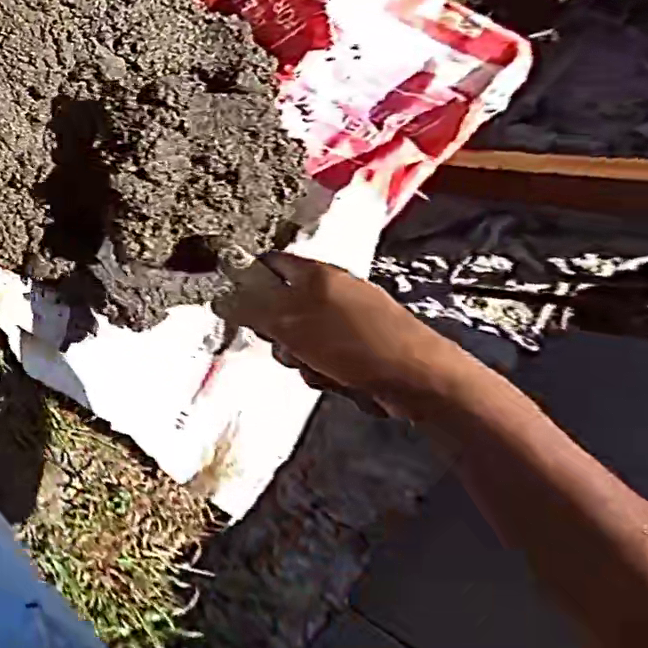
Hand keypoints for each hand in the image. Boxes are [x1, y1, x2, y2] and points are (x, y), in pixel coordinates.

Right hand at [217, 252, 488, 420]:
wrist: (427, 383)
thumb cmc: (353, 343)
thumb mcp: (286, 322)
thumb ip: (246, 308)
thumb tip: (219, 299)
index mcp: (317, 274)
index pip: (267, 263)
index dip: (246, 280)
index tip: (238, 304)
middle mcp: (336, 291)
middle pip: (280, 306)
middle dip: (275, 332)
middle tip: (284, 344)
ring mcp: (355, 319)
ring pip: (301, 336)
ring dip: (300, 356)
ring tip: (318, 367)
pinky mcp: (369, 346)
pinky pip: (327, 355)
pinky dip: (326, 369)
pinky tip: (338, 378)